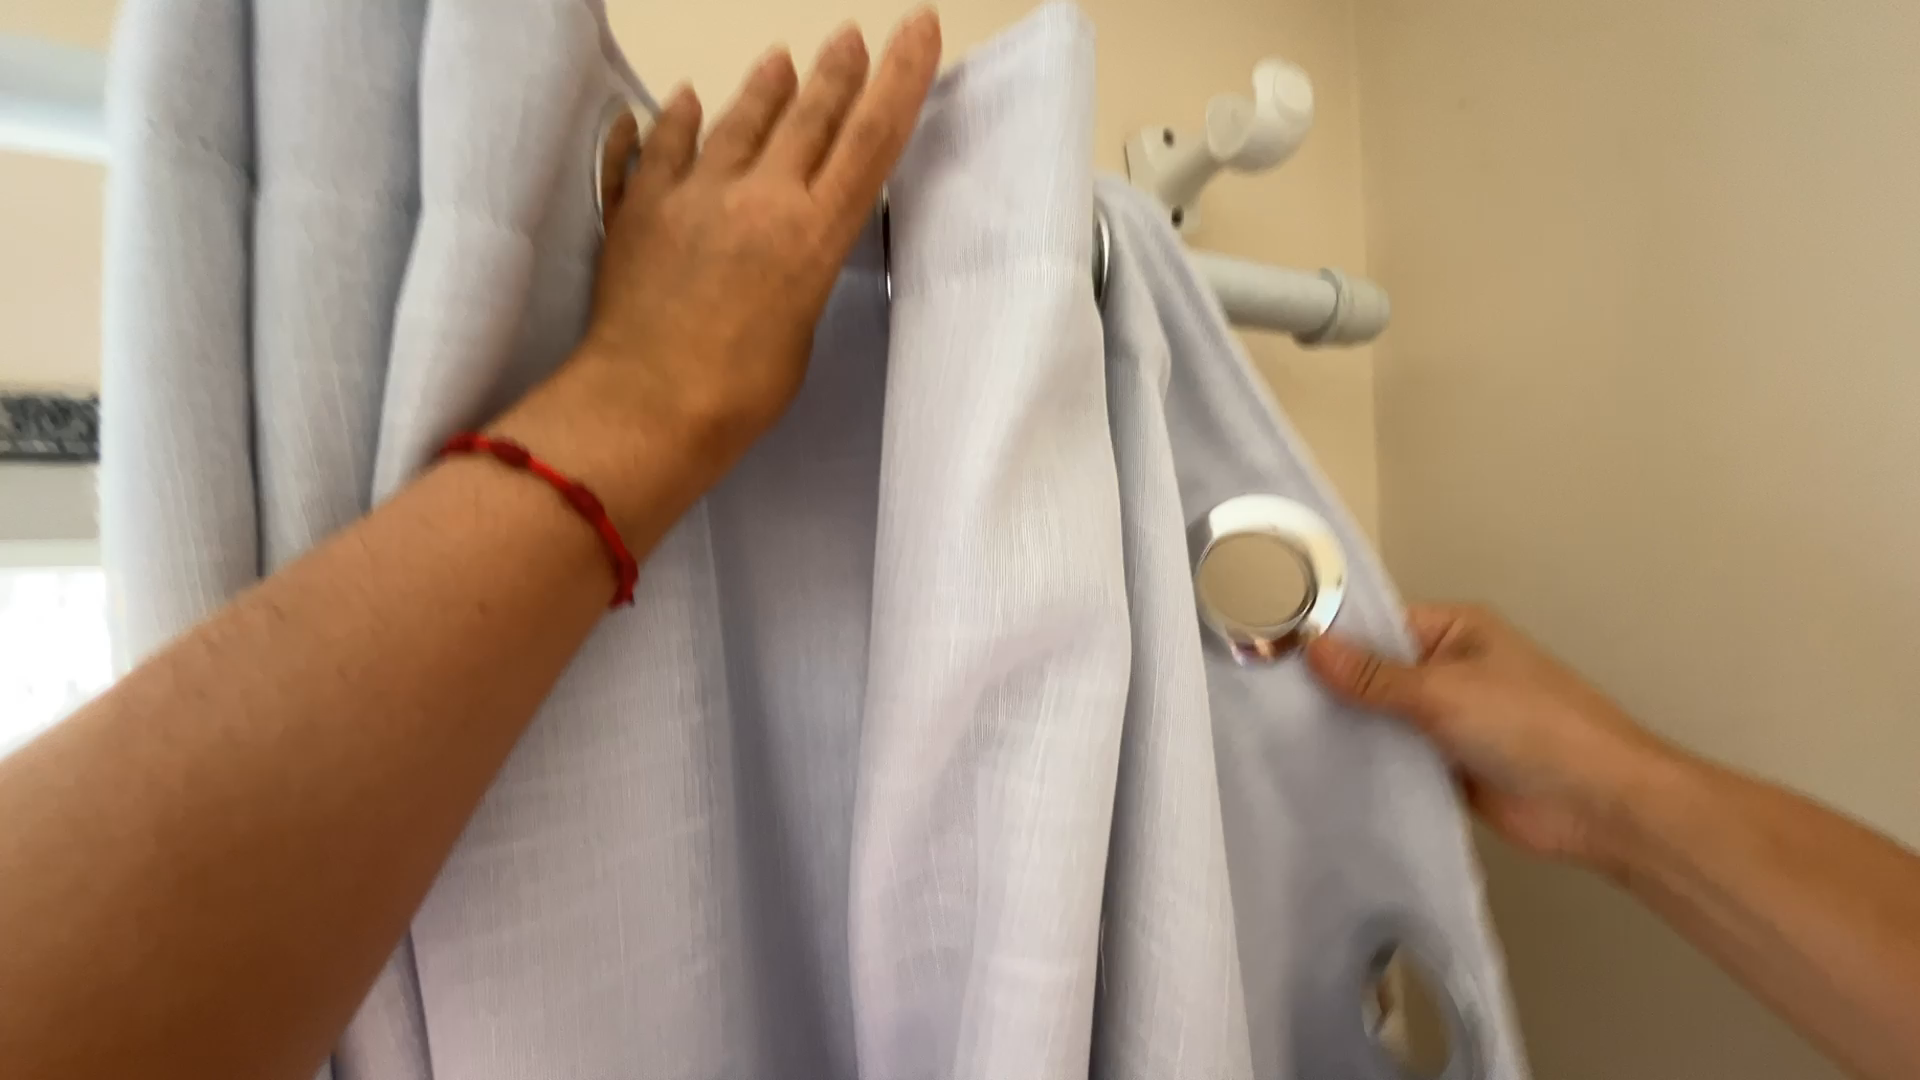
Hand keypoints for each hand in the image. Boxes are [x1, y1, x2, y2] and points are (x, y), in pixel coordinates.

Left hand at [496, 11, 942, 532]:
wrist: (650, 407)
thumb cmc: (745, 393)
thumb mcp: (800, 329)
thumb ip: (799, 273)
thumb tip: (784, 246)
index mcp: (813, 237)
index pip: (870, 141)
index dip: (901, 79)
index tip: (917, 27)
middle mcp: (759, 197)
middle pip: (808, 115)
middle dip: (836, 72)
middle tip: (849, 37)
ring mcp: (693, 192)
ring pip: (734, 120)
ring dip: (762, 89)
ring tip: (778, 60)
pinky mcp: (638, 204)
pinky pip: (655, 146)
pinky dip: (668, 122)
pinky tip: (671, 102)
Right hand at [1306, 605, 1681, 872]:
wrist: (1603, 809)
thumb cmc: (1532, 728)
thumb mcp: (1443, 691)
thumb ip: (1372, 675)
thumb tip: (1308, 646)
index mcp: (1452, 631)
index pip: (1373, 623)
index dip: (1328, 636)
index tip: (1275, 652)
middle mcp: (1443, 666)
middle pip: (1369, 668)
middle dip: (1329, 682)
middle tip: (1267, 695)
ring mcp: (1441, 714)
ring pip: (1376, 710)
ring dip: (1344, 720)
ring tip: (1279, 727)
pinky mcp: (1439, 757)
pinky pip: (1388, 747)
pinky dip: (1362, 753)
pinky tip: (1316, 759)